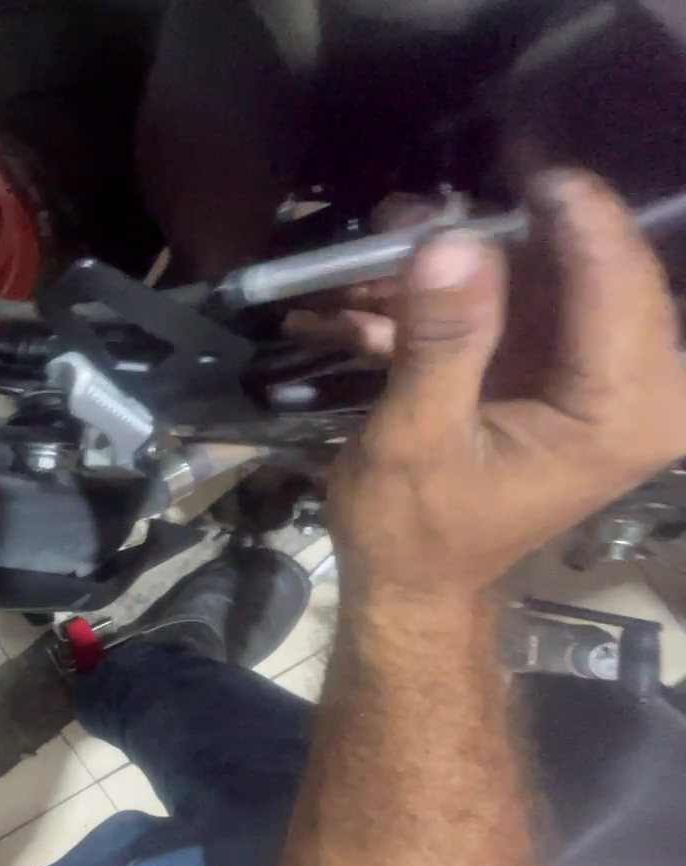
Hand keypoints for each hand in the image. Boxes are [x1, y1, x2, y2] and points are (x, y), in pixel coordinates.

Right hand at [328, 170, 685, 601]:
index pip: (619, 286)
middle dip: (489, 249)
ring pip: (527, 302)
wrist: (408, 582)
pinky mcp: (541, 390)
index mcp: (627, 407)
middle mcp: (632, 388)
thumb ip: (441, 343)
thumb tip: (450, 244)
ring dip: (441, 284)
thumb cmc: (413, 526)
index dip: (575, 221)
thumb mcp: (415, 438)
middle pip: (576, 284)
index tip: (530, 166)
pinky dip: (424, 322)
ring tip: (362, 267)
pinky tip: (351, 318)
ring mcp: (586, 387)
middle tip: (414, 222)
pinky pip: (495, 332)